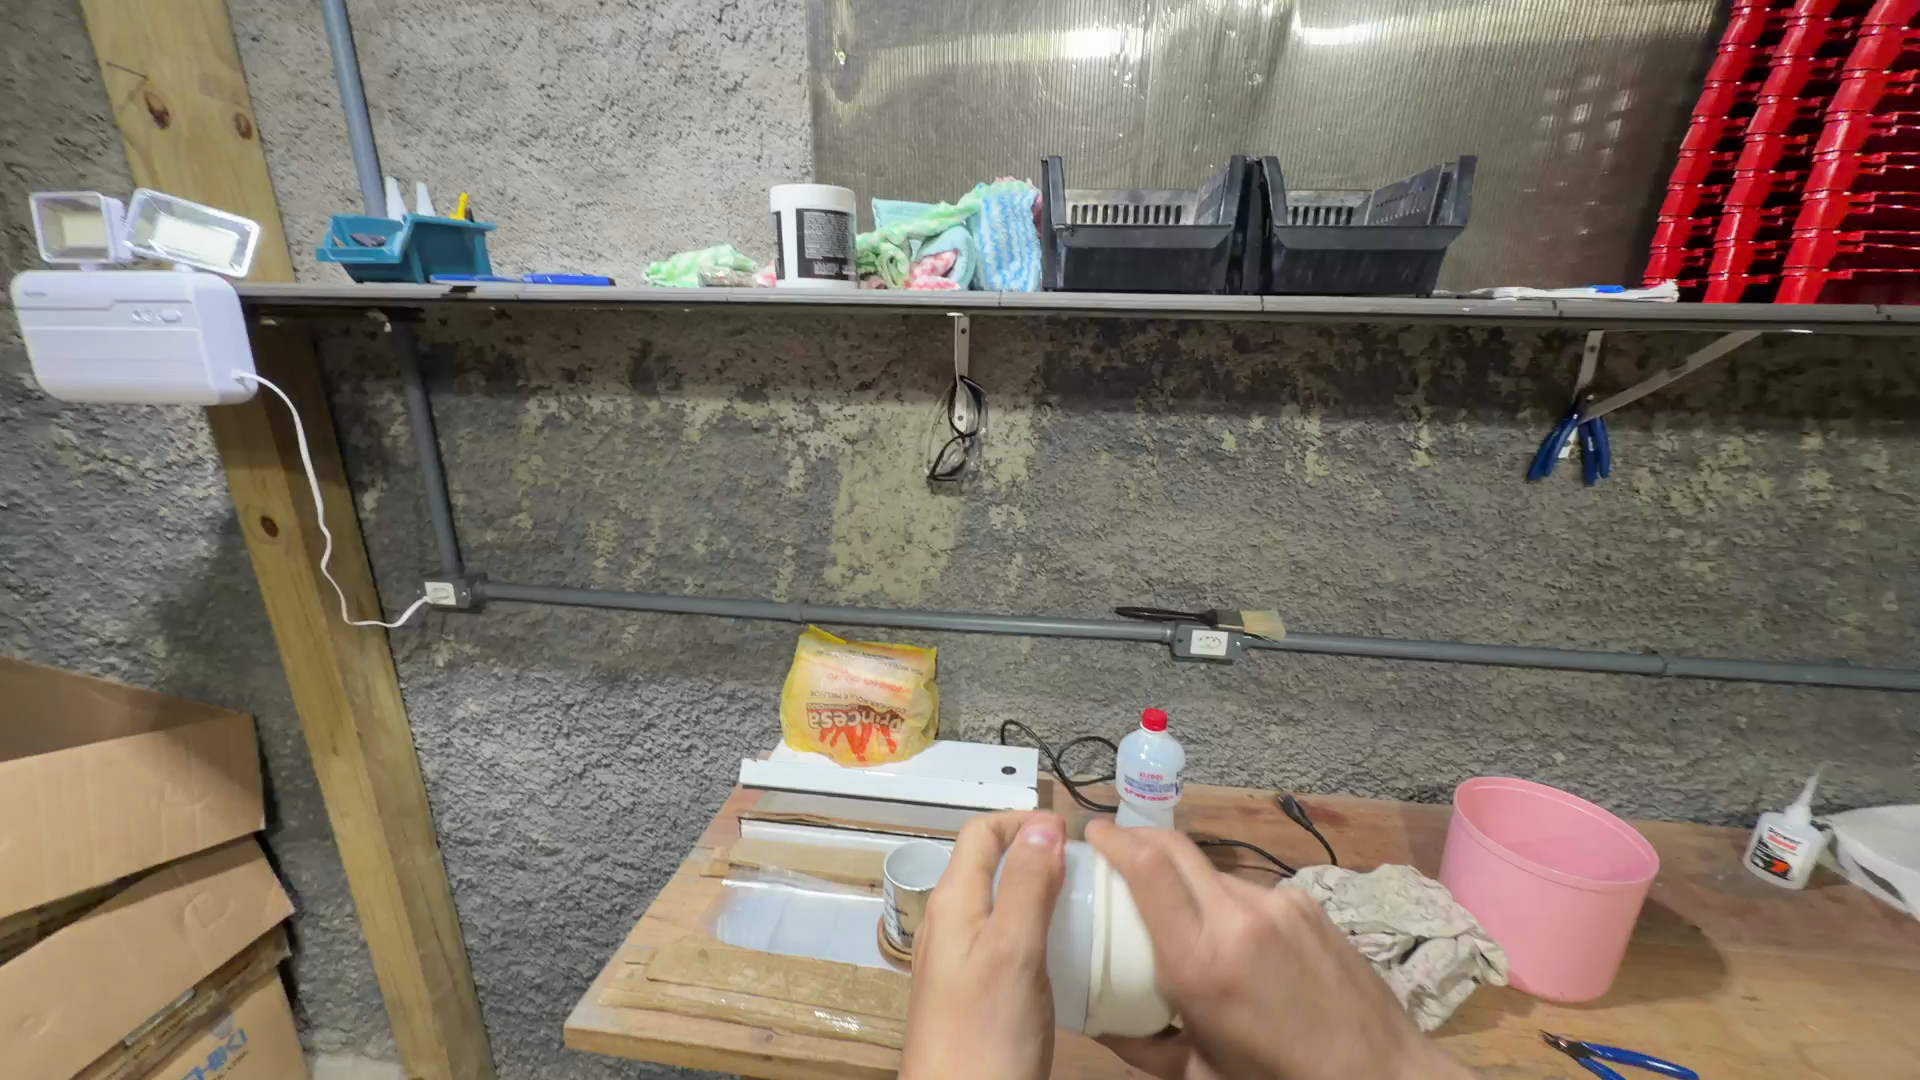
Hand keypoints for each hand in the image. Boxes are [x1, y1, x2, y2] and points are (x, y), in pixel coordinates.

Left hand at [899, 811, 1066, 1079]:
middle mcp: (949, 921)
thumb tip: (1043, 822)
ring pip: (999, 902)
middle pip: (989, 864)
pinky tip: (1062, 951)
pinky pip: (1003, 939)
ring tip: (1080, 905)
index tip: (1068, 834)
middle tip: (1083, 870)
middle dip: (1034, 854)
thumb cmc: (986, 1031)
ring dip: (1037, 891)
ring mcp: (958, 959)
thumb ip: (1027, 884)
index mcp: (953, 900)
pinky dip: (1034, 929)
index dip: (1022, 821)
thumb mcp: (1013, 950)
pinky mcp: (972, 992)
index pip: (981, 832)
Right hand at [1085, 820, 1474, 1079]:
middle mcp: (1236, 917)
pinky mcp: (1305, 901)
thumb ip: (1140, 1045)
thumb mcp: (1201, 1075)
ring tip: (1182, 912)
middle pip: (1173, 845)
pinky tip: (1239, 938)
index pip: (1147, 868)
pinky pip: (1248, 889)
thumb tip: (1093, 1017)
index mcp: (1201, 962)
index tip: (1092, 833)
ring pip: (1210, 869)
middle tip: (1116, 849)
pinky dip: (1226, 901)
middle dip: (1137, 837)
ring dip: (1184, 876)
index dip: (1114, 839)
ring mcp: (1276, 902)